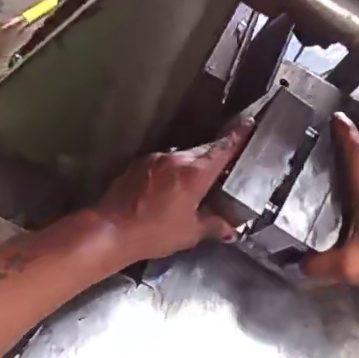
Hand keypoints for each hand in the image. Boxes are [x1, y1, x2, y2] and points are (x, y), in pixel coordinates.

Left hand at [92, 119, 253, 262]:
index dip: (238, 136)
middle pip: (203, 152)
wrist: (110, 231)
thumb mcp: (191, 233)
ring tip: (197, 186)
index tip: (248, 124)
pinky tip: (171, 190)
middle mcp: (175, 159)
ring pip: (182, 158)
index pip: (223, 148)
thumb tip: (231, 228)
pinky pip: (163, 165)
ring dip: (192, 167)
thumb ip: (214, 226)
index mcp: (194, 173)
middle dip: (216, 157)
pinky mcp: (138, 166)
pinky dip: (172, 173)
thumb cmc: (153, 232)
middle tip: (227, 166)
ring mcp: (154, 160)